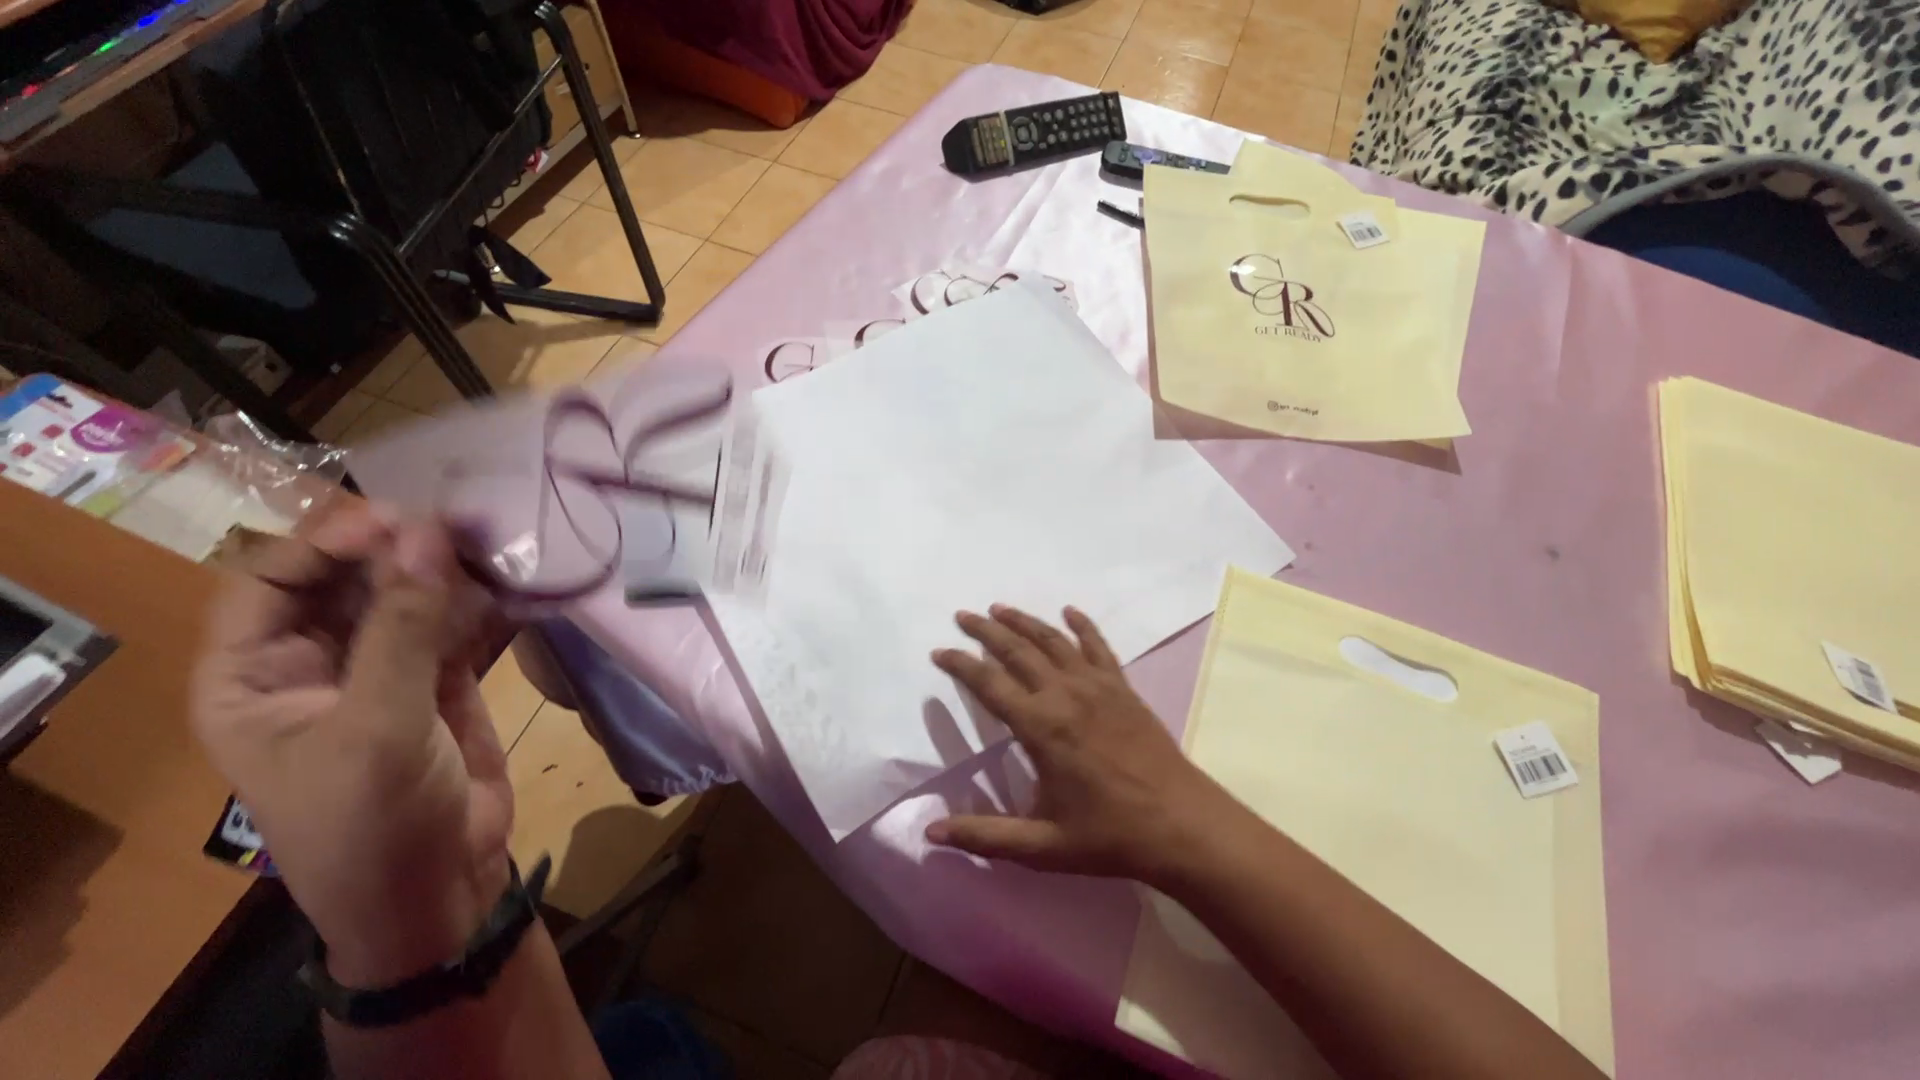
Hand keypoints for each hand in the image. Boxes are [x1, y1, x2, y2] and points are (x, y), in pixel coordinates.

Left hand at [190, 505, 511, 985]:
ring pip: (408, 597)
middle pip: (347, 579)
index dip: (328, 542)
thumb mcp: (379, 726)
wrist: (436, 897)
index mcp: (254, 676)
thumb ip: (404, 627)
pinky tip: (519, 580)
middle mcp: (311, 663)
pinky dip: (484, 603)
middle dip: (402, 548)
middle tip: (467, 520)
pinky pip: (454, 627)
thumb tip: (428, 532)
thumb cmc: (372, 823)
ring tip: (502, 539)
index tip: (401, 519)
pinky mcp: (439, 684)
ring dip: (450, 569)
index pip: (272, 579)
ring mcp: (381, 672)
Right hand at [927, 605, 1234, 884]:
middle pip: (1018, 651)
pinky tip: (1070, 611)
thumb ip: (986, 836)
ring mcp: (1098, 688)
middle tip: (963, 616)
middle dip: (987, 631)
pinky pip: (1099, 647)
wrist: (1182, 825)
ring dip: (1025, 622)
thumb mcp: (1042, 845)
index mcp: (1041, 728)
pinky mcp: (1124, 690)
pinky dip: (1082, 625)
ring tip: (1000, 608)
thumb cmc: (1109, 835)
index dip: (960, 665)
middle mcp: (1066, 695)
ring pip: (1054, 642)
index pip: (989, 684)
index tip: (938, 652)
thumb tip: (932, 833)